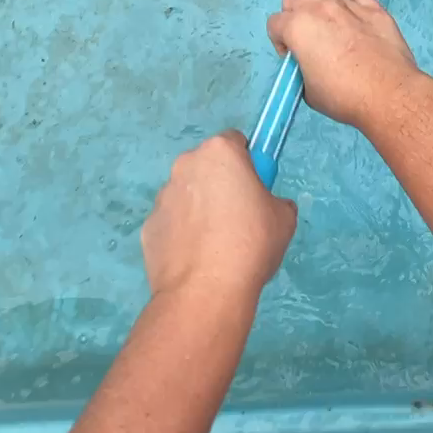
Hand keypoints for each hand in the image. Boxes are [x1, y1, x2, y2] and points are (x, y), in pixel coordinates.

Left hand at [142, 131, 296, 299]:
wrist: (205, 291)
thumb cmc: (251, 242)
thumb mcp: (284, 218)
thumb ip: (274, 201)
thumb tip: (268, 208)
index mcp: (220, 152)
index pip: (235, 141)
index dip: (248, 162)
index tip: (255, 187)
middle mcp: (186, 165)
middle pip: (207, 166)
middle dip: (220, 184)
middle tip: (239, 216)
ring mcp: (163, 197)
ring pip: (187, 194)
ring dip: (199, 209)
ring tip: (217, 245)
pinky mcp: (148, 227)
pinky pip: (172, 223)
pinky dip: (182, 235)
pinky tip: (197, 260)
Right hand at [265, 0, 428, 131]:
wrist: (387, 92)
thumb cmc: (343, 95)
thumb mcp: (307, 89)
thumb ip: (301, 67)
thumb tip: (308, 62)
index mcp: (297, 27)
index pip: (274, 23)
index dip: (278, 40)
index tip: (291, 55)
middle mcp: (318, 8)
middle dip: (291, 14)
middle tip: (302, 34)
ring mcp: (347, 4)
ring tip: (314, 5)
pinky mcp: (371, 7)